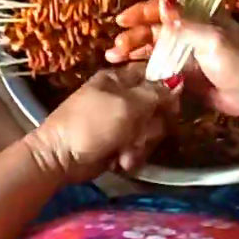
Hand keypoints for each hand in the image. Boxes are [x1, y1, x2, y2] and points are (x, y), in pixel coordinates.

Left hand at [25, 65, 176, 181]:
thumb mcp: (125, 105)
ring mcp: (121, 122)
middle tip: (136, 134)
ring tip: (122, 152)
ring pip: (151, 132)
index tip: (170, 106)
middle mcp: (122, 98)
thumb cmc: (90, 124)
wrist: (60, 157)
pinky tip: (118, 161)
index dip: (166, 91)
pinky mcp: (120, 144)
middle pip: (158, 109)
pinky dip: (130, 157)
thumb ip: (155, 94)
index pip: (154, 76)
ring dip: (139, 146)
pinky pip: (139, 149)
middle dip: (150, 127)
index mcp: (119, 79)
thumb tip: (178, 81)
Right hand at [106, 0, 238, 120]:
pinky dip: (141, 65)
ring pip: (151, 46)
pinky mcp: (183, 73)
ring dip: (132, 49)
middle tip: (116, 48)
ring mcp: (185, 53)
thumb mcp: (213, 40)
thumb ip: (186, 23)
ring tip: (113, 57)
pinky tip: (126, 68)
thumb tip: (163, 0)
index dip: (141, 11)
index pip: (164, 8)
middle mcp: (189, 31)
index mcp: (199, 17)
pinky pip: (157, 65)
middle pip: (153, 28)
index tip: (122, 20)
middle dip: (132, 35)